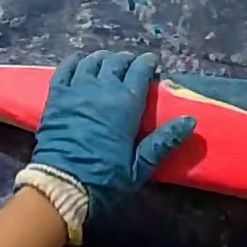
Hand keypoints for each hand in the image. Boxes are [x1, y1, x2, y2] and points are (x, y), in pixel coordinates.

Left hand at [29, 51, 194, 217]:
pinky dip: (74, 62)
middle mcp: (103, 89)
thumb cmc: (104, 178)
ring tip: (107, 61)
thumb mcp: (140, 166)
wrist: (60, 187)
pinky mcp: (55, 97)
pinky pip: (64, 69)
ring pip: (92, 61)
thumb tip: (190, 120)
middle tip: (131, 65)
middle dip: (126, 59)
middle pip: (116, 61)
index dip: (148, 62)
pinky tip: (79, 62)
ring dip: (103, 58)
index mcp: (126, 103)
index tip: (153, 64)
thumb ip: (164, 141)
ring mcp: (76, 91)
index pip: (140, 69)